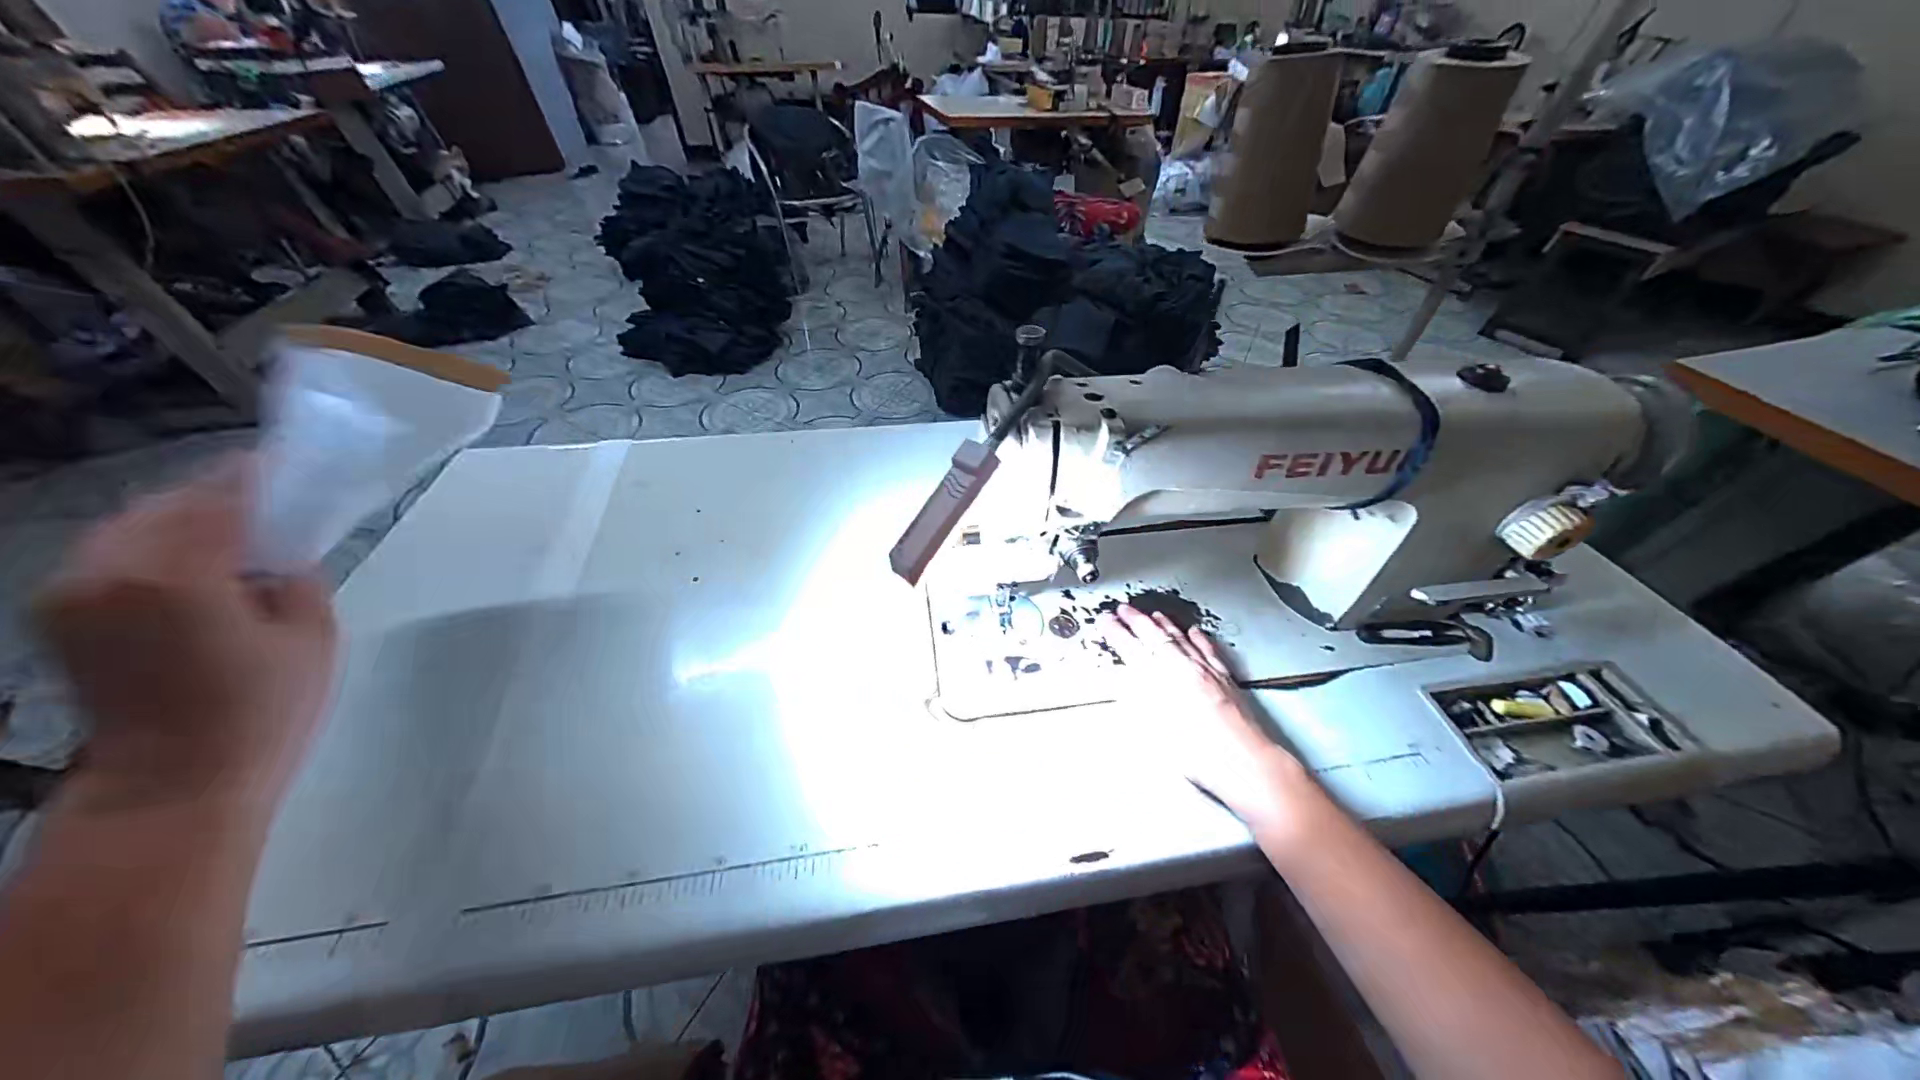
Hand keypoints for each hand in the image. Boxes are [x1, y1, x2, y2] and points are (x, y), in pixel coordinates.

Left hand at [34, 460, 337, 810]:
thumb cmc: (262, 708)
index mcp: (179, 574)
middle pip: (167, 505)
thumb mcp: (312, 634)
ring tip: (233, 532)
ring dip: (183, 520)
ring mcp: (72, 591)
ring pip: (132, 525)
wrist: (175, 778)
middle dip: (217, 497)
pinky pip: (110, 553)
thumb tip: (277, 549)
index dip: (256, 477)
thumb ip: (294, 576)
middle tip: (267, 501)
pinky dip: (152, 545)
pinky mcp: (61, 612)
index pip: (221, 499)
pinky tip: (192, 561)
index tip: (285, 462)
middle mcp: (109, 571)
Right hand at [1097, 604, 1308, 831]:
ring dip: (1164, 624)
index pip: (1131, 648)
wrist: (1245, 764)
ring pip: (1181, 638)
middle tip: (1124, 609)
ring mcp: (1206, 670)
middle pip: (1155, 636)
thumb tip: (1126, 681)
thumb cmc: (1201, 756)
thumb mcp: (1154, 729)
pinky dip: (1197, 638)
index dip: (1116, 633)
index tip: (1106, 622)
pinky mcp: (1225, 678)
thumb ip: (1138, 699)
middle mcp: (1184, 669)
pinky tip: (1194, 632)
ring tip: (1153, 614)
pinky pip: (1207, 649)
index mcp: (1161, 680)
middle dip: (1136, 620)